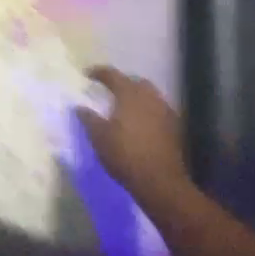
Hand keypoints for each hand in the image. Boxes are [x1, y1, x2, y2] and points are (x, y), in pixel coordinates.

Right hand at [76, 66, 189, 195]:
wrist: (161, 182)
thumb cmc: (125, 155)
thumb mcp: (99, 137)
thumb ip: (89, 118)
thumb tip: (79, 107)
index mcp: (129, 94)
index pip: (113, 75)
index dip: (98, 73)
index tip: (87, 75)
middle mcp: (150, 97)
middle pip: (135, 82)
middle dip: (122, 82)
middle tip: (109, 90)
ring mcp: (165, 112)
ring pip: (150, 95)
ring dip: (137, 96)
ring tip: (124, 107)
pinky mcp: (175, 127)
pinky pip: (158, 110)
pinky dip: (148, 110)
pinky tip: (140, 122)